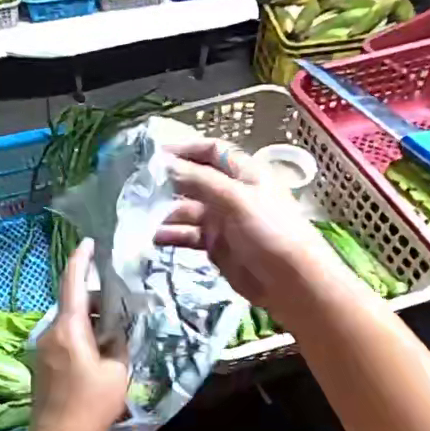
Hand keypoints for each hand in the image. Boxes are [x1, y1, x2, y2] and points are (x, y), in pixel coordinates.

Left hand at [26, 239, 129, 430]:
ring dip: (90, 317)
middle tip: (123, 300)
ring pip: (69, 320)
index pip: (72, 283)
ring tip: (117, 326)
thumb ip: (118, 343)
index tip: (89, 242)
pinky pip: (64, 335)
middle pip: (73, 301)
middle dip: (96, 296)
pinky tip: (100, 346)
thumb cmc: (90, 407)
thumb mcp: (117, 372)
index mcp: (68, 328)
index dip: (81, 260)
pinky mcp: (43, 361)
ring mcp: (43, 346)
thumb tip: (116, 328)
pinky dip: (81, 332)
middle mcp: (50, 331)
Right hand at [154, 138, 349, 310]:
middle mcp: (232, 193)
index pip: (212, 151)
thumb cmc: (270, 231)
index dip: (185, 149)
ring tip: (145, 221)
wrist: (290, 281)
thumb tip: (165, 163)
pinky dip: (172, 235)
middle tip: (139, 189)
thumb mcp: (235, 198)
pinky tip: (156, 239)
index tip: (155, 155)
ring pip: (186, 210)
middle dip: (169, 184)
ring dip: (166, 214)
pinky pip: (187, 234)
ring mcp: (223, 220)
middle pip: (194, 181)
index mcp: (244, 174)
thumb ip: (199, 180)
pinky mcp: (215, 244)